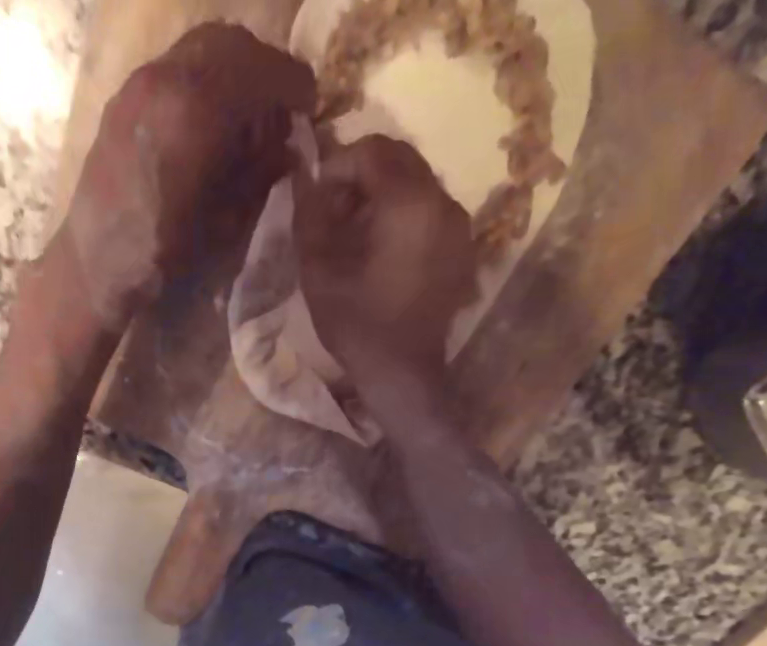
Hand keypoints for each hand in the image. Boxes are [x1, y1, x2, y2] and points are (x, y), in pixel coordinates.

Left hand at [61, 23, 314, 327]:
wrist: (95, 266)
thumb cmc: (163, 253)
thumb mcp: (225, 220)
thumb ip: (260, 172)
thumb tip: (289, 148)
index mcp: (196, 108)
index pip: (262, 68)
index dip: (294, 84)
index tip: (310, 106)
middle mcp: (165, 78)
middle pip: (231, 44)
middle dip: (264, 69)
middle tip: (281, 107)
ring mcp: (138, 83)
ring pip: (200, 49)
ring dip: (232, 70)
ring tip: (246, 114)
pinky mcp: (122, 97)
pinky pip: (174, 66)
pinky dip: (203, 79)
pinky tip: (210, 121)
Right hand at [293, 135, 477, 409]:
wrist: (403, 373)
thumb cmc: (357, 325)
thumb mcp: (318, 271)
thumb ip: (309, 214)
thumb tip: (304, 176)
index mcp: (409, 204)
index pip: (372, 151)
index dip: (338, 166)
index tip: (317, 199)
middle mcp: (443, 203)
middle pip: (400, 159)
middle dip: (362, 175)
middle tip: (335, 212)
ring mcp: (459, 225)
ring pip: (416, 183)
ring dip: (382, 193)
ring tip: (355, 233)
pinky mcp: (461, 248)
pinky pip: (430, 210)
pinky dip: (403, 214)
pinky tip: (382, 249)